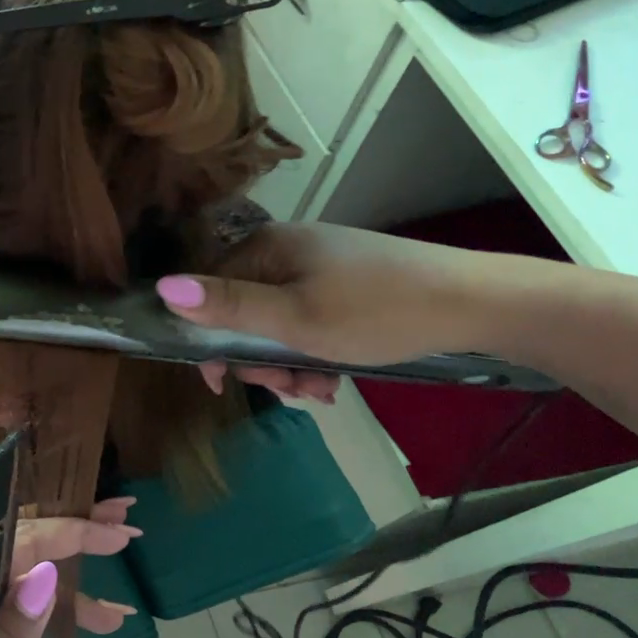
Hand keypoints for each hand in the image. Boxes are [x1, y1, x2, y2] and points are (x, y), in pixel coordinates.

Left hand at [0, 501, 140, 637]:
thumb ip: (11, 634)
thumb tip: (47, 570)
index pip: (17, 539)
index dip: (72, 530)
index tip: (121, 531)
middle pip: (6, 542)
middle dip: (66, 536)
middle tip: (122, 533)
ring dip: (47, 576)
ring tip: (108, 610)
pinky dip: (17, 601)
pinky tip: (46, 625)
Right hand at [157, 222, 508, 398]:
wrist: (477, 303)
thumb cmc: (377, 311)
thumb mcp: (295, 319)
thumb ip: (226, 306)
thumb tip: (160, 288)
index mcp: (267, 247)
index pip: (209, 291)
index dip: (208, 339)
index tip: (223, 381)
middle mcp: (287, 249)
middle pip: (243, 310)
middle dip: (259, 358)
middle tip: (289, 388)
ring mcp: (319, 264)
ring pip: (277, 321)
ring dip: (288, 363)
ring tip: (320, 390)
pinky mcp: (347, 281)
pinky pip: (308, 319)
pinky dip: (313, 351)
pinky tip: (334, 378)